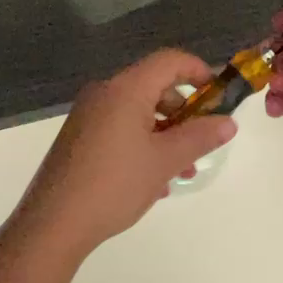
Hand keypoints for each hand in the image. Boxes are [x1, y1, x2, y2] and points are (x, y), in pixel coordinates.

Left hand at [15, 50, 237, 256]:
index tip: (219, 96)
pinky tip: (153, 180)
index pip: (169, 61)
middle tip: (202, 141)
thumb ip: (199, 137)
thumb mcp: (165, 161)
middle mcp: (105, 92)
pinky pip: (120, 127)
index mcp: (125, 88)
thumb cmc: (114, 184)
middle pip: (153, 86)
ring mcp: (88, 114)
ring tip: (182, 171)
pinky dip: (142, 142)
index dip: (198, 71)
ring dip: (165, 134)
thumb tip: (227, 122)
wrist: (54, 222)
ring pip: (137, 111)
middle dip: (183, 112)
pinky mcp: (79, 136)